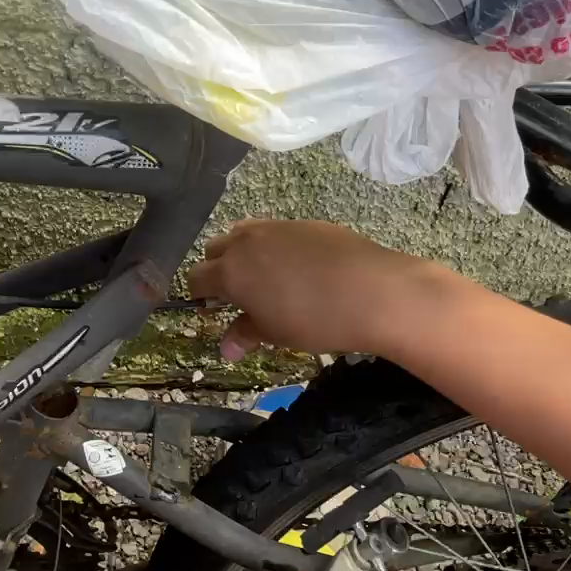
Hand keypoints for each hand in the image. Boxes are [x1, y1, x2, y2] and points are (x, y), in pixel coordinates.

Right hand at [188, 219, 458, 361]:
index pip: (197, 278)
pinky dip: (273, 246)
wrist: (373, 291)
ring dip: (243, 252)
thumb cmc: (315, 320)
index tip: (211, 310)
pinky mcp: (305, 223)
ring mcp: (277, 227)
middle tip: (236, 294)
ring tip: (264, 277)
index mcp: (231, 271)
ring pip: (244, 232)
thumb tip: (226, 348)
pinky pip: (276, 230)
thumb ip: (246, 334)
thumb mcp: (276, 333)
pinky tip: (298, 267)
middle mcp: (247, 241)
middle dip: (218, 269)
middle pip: (216, 249)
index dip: (199, 295)